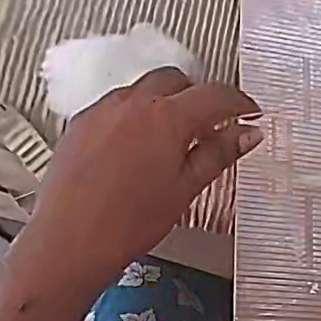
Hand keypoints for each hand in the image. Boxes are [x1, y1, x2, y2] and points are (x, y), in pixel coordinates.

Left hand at [22, 68, 260, 289]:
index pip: (214, 95)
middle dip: (197, 97)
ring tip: (170, 144)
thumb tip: (245, 134)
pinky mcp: (80, 123)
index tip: (247, 112)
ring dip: (163, 105)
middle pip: (176, 80)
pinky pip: (115, 107)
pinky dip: (133, 118)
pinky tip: (135, 152)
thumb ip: (217, 155)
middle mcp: (132, 103)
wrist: (72, 239)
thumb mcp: (184, 190)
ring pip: (143, 91)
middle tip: (210, 126)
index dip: (238, 102)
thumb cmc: (127, 223)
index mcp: (166, 118)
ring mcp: (102, 110)